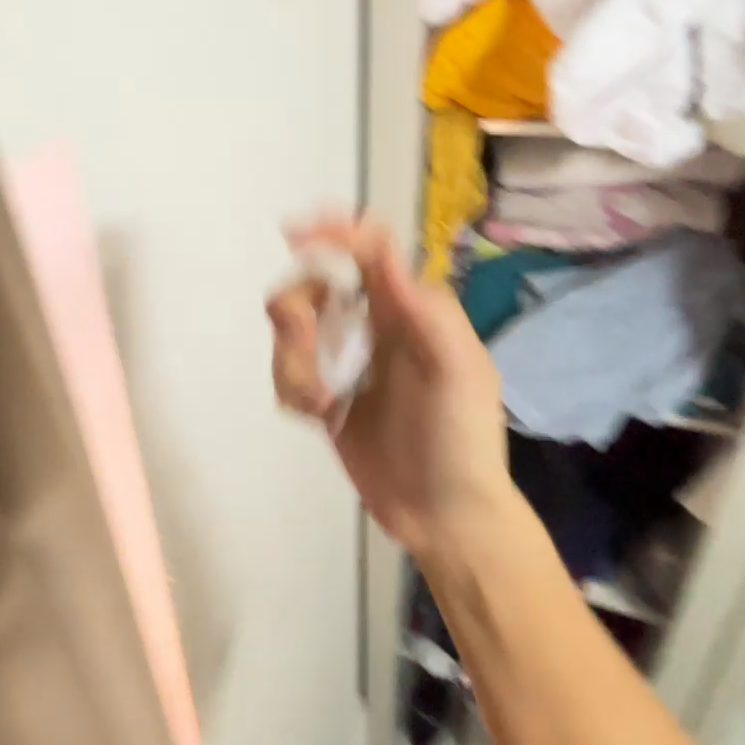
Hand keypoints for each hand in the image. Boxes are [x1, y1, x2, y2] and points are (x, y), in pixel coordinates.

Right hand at [267, 212, 514, 558]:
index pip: (366, 248)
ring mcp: (343, 362)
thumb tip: (380, 253)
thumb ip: (425, 311)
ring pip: (289, 331)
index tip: (292, 235)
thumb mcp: (459, 371)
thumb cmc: (460, 440)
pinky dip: (290, 390)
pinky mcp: (322, 397)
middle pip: (312, 286)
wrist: (441, 514)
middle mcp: (371, 326)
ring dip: (291, 362)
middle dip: (297, 316)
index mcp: (408, 309)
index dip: (331, 230)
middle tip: (308, 352)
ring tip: (319, 402)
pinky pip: (285, 372)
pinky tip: (317, 417)